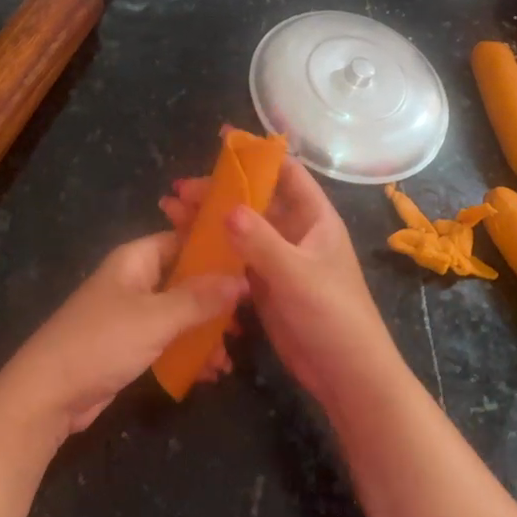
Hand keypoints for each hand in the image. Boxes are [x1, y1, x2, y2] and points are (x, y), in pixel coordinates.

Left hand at [0, 233, 245, 435]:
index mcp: (136, 259)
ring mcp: (131, 313)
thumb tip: (243, 279)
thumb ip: (200, 298)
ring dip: (206, 331)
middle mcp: (135, 279)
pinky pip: (169, 339)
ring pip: (180, 312)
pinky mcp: (129, 345)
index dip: (216, 250)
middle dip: (217, 299)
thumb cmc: (101, 342)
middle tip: (246, 322)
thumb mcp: (156, 318)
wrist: (48, 395)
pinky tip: (211, 372)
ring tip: (229, 358)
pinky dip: (189, 351)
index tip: (252, 266)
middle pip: (186, 278)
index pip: (183, 239)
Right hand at [161, 159, 400, 411]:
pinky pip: (234, 258)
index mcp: (315, 219)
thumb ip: (261, 242)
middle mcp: (296, 233)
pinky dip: (211, 249)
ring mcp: (279, 260)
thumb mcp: (297, 276)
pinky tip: (183, 244)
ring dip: (208, 219)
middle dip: (218, 192)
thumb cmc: (333, 317)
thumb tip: (226, 208)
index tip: (222, 140)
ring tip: (169, 210)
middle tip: (179, 189)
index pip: (286, 173)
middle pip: (254, 201)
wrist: (347, 376)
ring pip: (240, 230)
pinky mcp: (265, 287)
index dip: (256, 155)